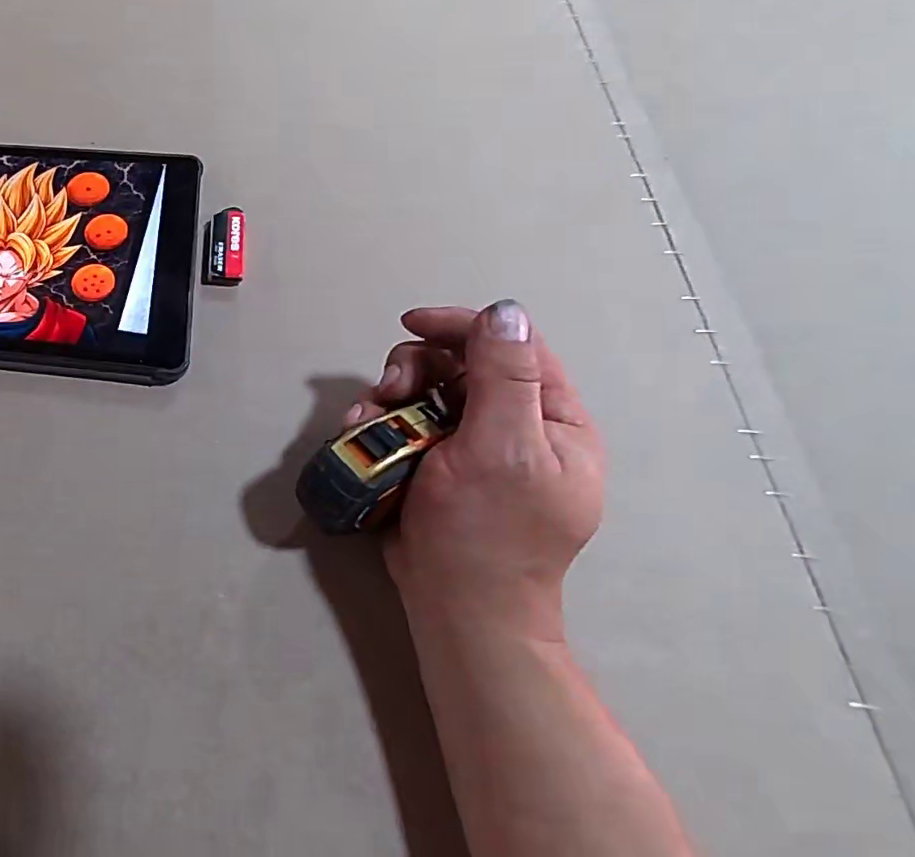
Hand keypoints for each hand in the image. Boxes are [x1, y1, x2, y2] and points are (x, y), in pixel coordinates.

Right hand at [341, 300, 604, 642]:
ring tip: (368, 420)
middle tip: (389, 392)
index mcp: (551, 420)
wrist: (456, 603)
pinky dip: (379, 420)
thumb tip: (506, 311)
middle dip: (415, 368)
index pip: (511, 347)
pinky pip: (403, 421)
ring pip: (424, 390)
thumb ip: (505, 377)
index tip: (411, 324)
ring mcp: (469, 444)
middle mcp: (512, 424)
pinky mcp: (432, 460)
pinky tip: (363, 434)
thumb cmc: (487, 530)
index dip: (462, 326)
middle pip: (459, 364)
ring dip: (389, 395)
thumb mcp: (503, 449)